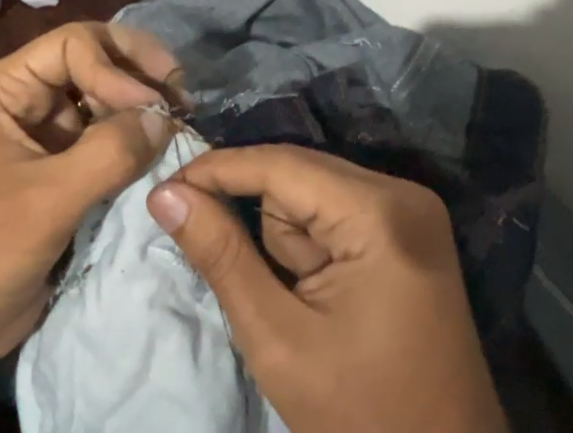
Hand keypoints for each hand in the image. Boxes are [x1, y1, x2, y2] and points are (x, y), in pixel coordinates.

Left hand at [0, 22, 180, 372]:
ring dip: (141, 107)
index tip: (155, 107)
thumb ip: (109, 153)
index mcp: (5, 89)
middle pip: (92, 61)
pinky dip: (134, 141)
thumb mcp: (47, 200)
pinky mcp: (61, 170)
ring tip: (182, 123)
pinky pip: (105, 139)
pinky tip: (163, 151)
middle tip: (184, 97)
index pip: (73, 45)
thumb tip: (165, 117)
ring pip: (104, 99)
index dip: (117, 66)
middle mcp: (26, 101)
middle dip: (137, 74)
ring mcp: (45, 136)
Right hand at [147, 146, 507, 432]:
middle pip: (296, 174)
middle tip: (251, 281)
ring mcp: (411, 212)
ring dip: (286, 239)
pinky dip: (309, 245)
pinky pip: (334, 213)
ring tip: (304, 305)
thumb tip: (165, 193)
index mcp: (379, 213)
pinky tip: (319, 294)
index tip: (161, 190)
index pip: (279, 164)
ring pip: (310, 194)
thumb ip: (221, 255)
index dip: (215, 170)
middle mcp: (401, 193)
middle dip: (257, 218)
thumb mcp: (276, 338)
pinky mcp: (409, 233)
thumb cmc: (361, 414)